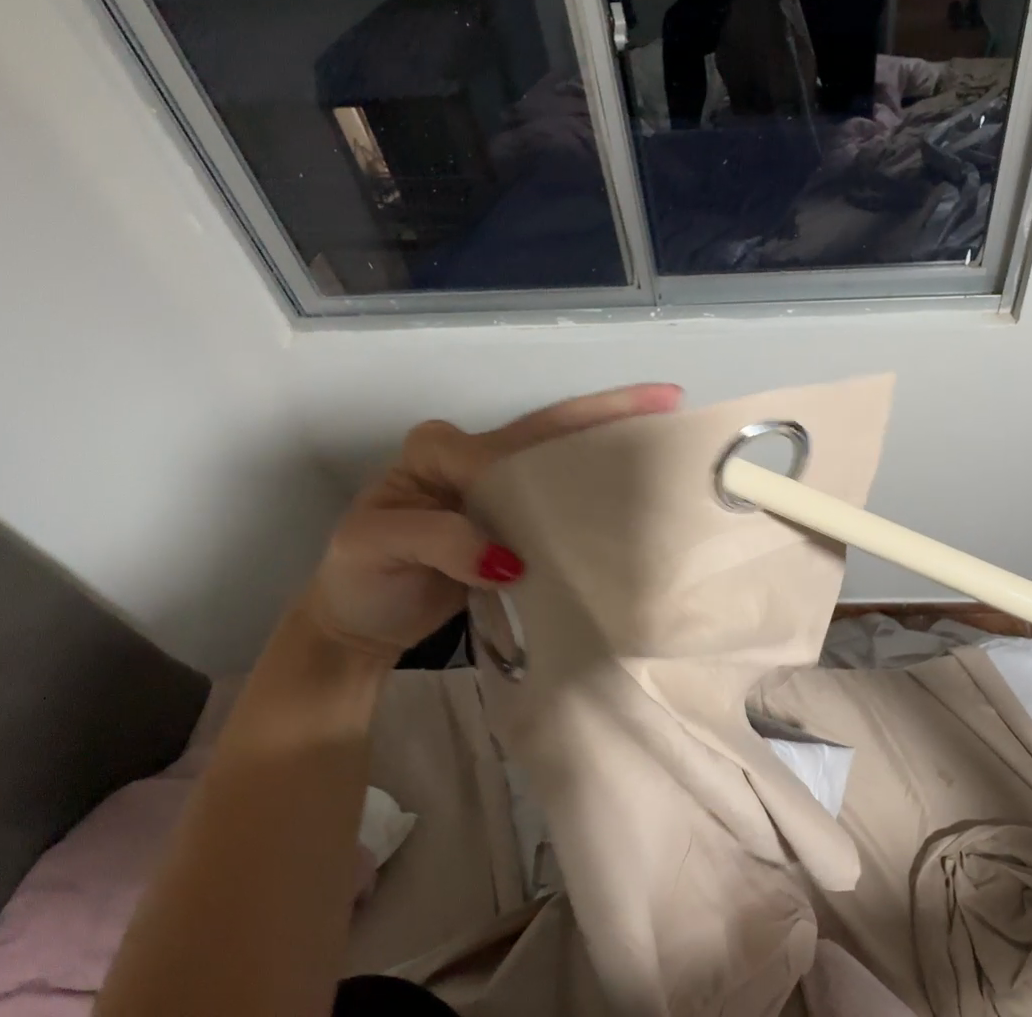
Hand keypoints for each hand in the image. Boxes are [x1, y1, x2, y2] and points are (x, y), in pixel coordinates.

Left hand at [299, 384, 682, 654]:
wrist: (359, 626)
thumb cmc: (361, 579)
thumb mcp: (379, 548)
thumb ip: (441, 540)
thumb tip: (514, 559)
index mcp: (439, 453)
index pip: (508, 444)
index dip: (558, 450)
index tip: (613, 463)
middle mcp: (475, 459)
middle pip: (549, 431)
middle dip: (610, 414)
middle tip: (672, 405)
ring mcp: (498, 491)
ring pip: (561, 460)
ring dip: (612, 447)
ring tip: (669, 441)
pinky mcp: (514, 524)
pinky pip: (559, 501)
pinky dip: (596, 495)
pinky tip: (635, 494)